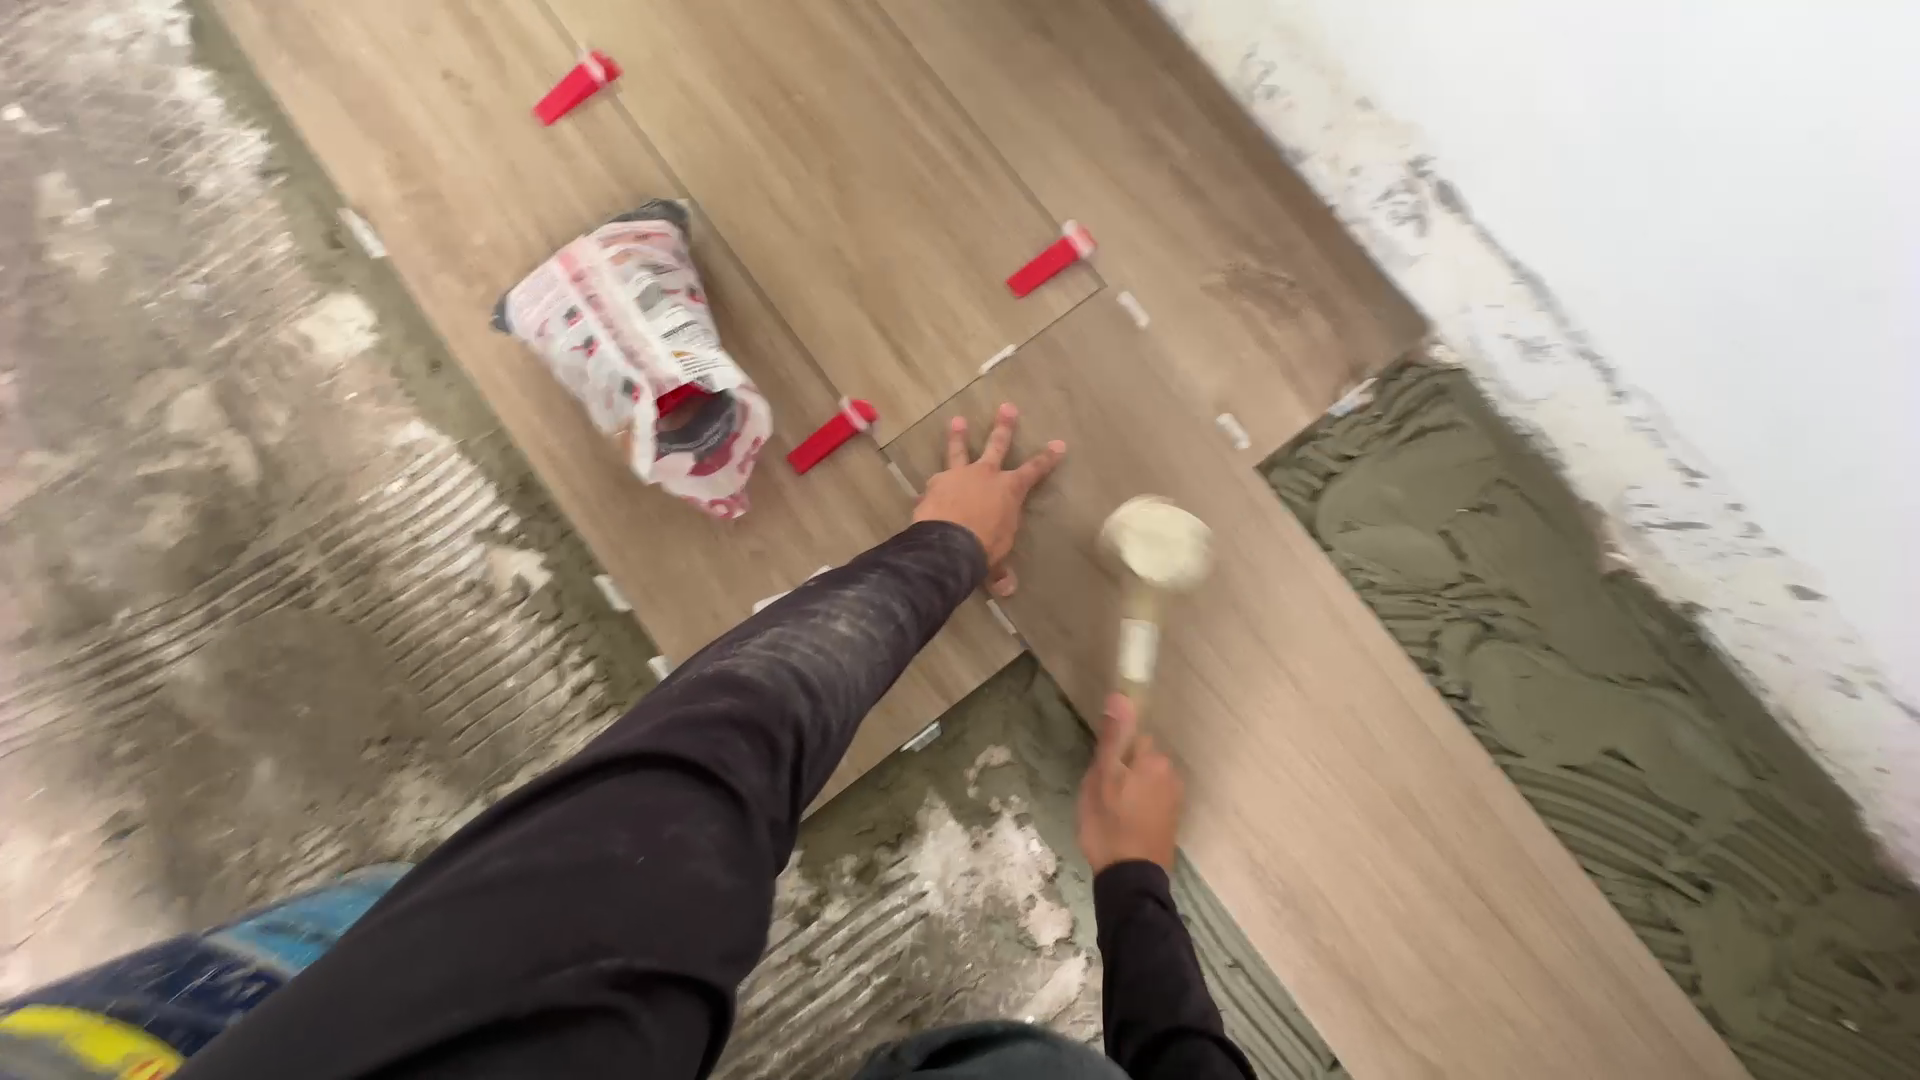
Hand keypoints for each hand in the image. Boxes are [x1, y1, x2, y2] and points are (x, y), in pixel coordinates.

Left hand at [912, 402, 1063, 596]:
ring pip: (959, 450)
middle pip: (997, 445)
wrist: (948, 544)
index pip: (1034, 471)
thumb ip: (1000, 571)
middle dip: (1004, 427)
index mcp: (1009, 490)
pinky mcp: (934, 484)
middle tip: (1007, 407)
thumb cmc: (983, 548)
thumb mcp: (996, 560)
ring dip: (958, 435)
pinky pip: (935, 482)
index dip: (1047, 458)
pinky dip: (934, 484)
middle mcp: (985, 475)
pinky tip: (928, 486)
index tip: (1059, 443)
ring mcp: (958, 476)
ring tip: (956, 420)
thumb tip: (1007, 590)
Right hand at [1077, 694, 1183, 874]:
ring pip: (1144, 778)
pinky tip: (1125, 824)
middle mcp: (1170, 773)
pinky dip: (1138, 805)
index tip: (1101, 774)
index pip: (1130, 736)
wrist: (1130, 879)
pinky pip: (1150, 798)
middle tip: (1102, 795)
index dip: (1112, 753)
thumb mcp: (1100, 778)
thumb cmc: (1109, 825)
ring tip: (1112, 813)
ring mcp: (1174, 797)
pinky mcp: (1172, 818)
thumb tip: (1121, 696)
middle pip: (1139, 756)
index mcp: (1152, 759)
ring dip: (1130, 788)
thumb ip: (1112, 737)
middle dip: (1121, 770)